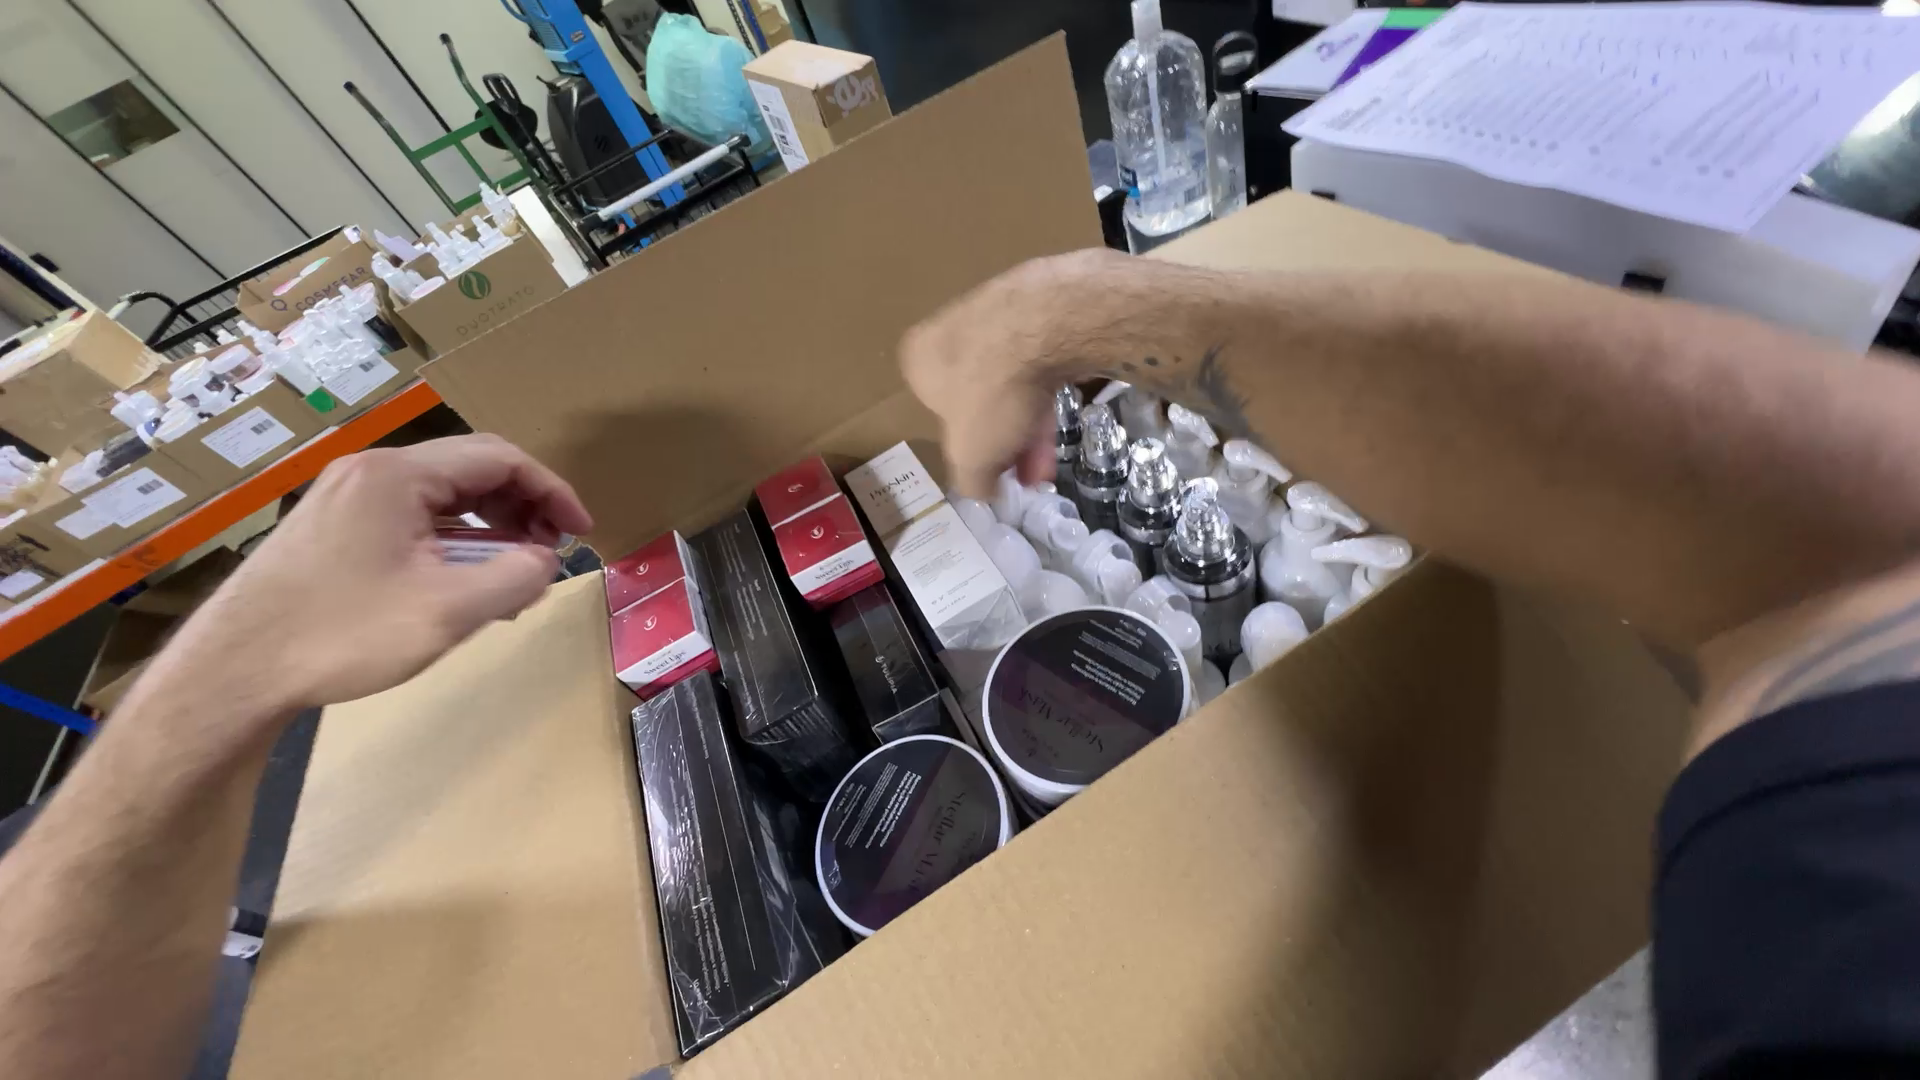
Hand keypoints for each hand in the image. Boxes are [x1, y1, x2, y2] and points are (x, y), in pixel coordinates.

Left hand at [153, 434, 592, 715]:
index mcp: (398, 476)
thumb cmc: (344, 636)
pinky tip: (470, 579)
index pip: (501, 459)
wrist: (231, 676)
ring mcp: (350, 497)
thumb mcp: (451, 610)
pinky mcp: (338, 525)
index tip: (582, 532)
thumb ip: (518, 577)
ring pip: (448, 494)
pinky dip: (460, 539)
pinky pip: (419, 516)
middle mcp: (372, 472)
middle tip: (552, 549)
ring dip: (496, 525)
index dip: (553, 491)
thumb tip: (546, 561)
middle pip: (475, 469)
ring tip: (517, 570)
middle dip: (527, 505)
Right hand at [900, 248, 1138, 497]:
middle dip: (1005, 446)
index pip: (935, 413)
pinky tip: (1060, 420)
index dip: (967, 448)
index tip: (995, 470)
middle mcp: (949, 332)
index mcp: (918, 360)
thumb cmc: (992, 392)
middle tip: (1029, 474)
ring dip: (1028, 428)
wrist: (1048, 323)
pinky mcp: (1035, 309)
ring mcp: (993, 315)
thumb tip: (982, 491)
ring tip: (1051, 461)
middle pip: (979, 404)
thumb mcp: (971, 457)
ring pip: (1010, 386)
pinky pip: (1036, 363)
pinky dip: (1045, 395)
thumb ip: (971, 481)